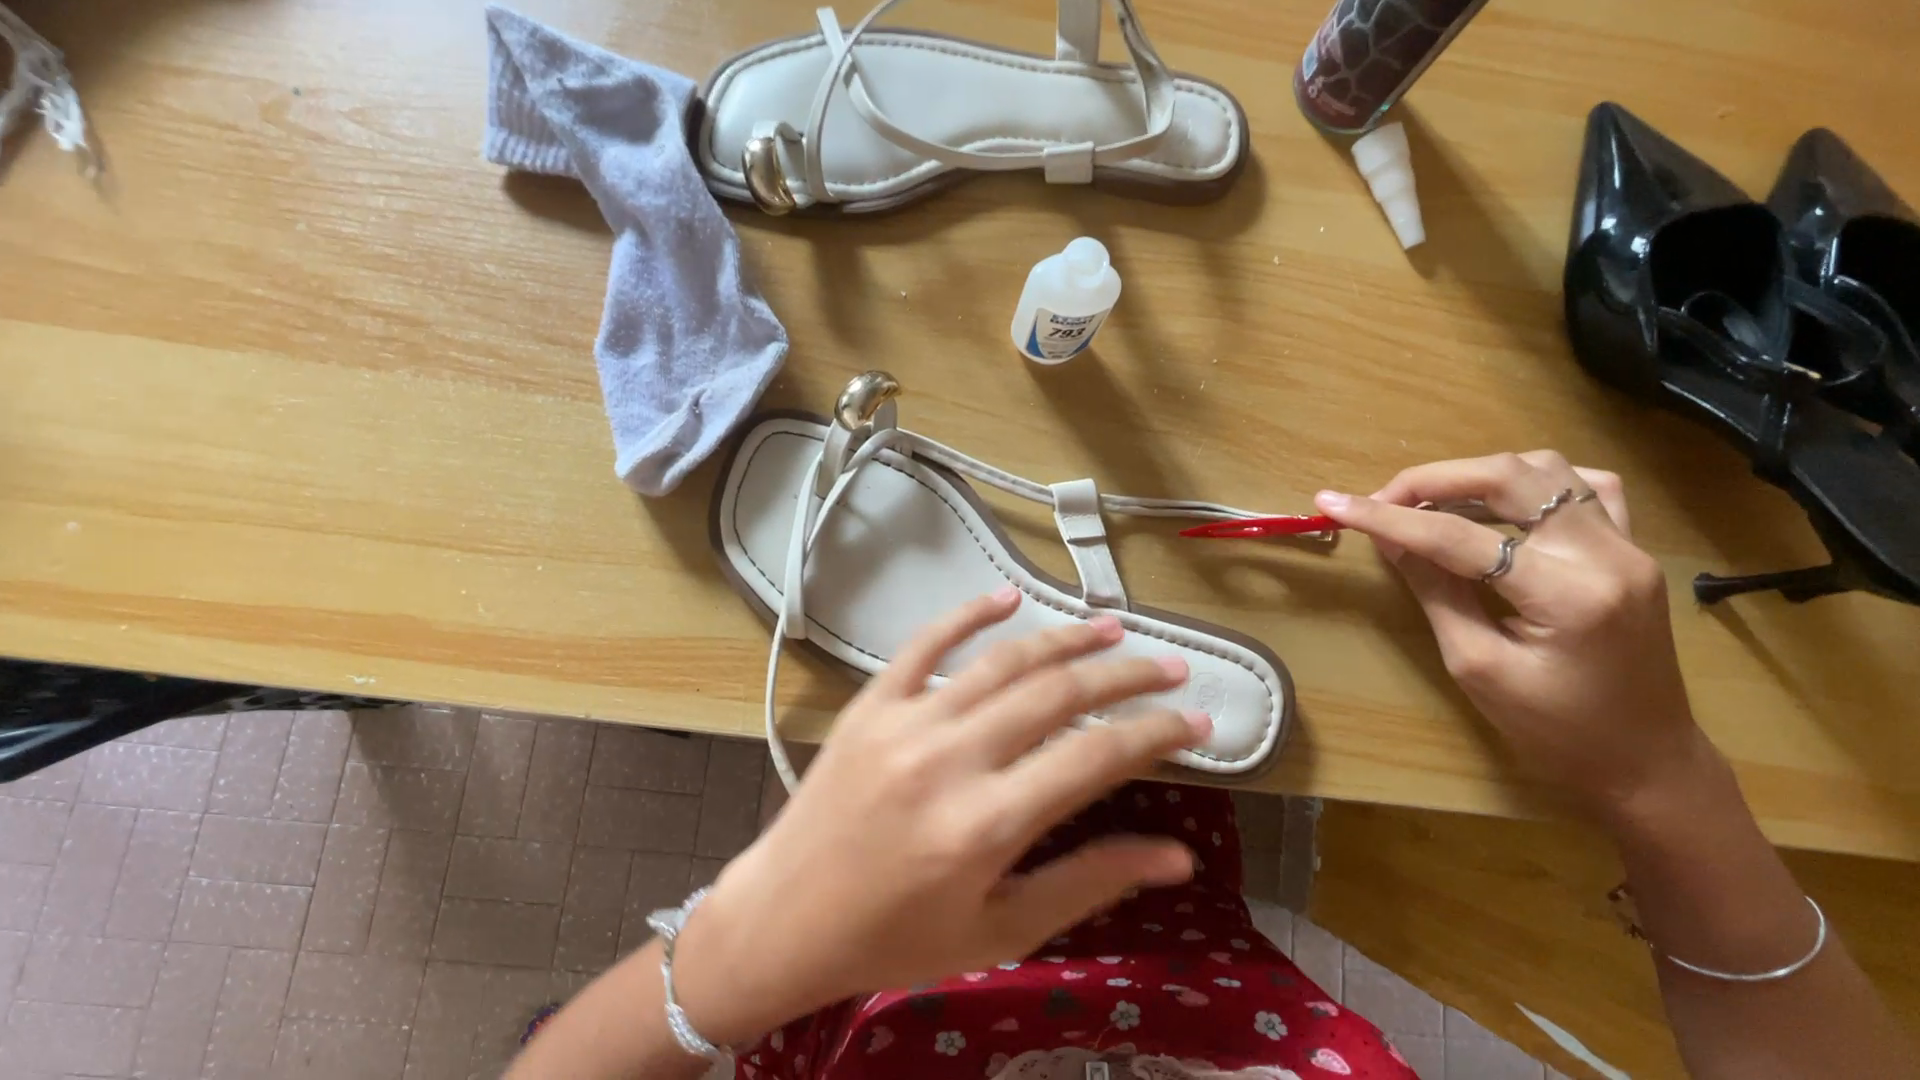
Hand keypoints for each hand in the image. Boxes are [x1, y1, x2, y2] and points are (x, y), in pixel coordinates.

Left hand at [671, 588, 1210, 1044]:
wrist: (784, 918)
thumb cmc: (897, 937)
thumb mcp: (1000, 931)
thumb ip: (1088, 883)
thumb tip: (1177, 856)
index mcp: (986, 824)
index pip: (1094, 757)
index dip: (1155, 733)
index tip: (1196, 722)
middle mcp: (949, 758)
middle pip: (1056, 694)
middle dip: (1125, 675)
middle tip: (1170, 666)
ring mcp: (905, 722)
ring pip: (1002, 662)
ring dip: (1064, 639)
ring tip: (1112, 626)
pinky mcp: (871, 705)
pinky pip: (925, 644)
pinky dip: (969, 616)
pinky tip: (1008, 597)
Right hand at [1313, 451, 1714, 820]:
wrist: (1643, 760)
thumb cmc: (1553, 730)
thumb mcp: (1476, 666)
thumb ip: (1435, 592)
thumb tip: (1390, 540)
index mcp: (1567, 594)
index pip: (1458, 537)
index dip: (1388, 518)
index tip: (1333, 503)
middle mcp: (1607, 554)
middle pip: (1509, 478)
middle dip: (1433, 480)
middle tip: (1382, 499)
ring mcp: (1628, 546)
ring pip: (1547, 470)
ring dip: (1479, 476)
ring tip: (1432, 502)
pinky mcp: (1632, 550)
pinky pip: (1587, 488)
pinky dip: (1535, 483)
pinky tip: (1502, 503)